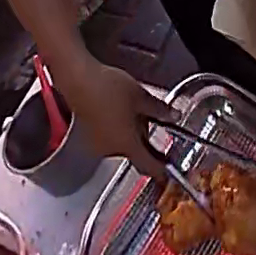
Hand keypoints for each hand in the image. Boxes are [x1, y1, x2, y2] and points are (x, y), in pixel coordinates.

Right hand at [54, 59, 172, 178]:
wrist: (81, 82)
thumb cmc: (110, 89)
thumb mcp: (142, 97)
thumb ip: (160, 110)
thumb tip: (174, 116)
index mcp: (126, 144)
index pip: (147, 165)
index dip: (160, 170)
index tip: (166, 172)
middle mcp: (110, 150)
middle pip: (134, 150)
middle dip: (144, 134)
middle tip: (151, 113)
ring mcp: (97, 145)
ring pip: (121, 142)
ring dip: (131, 129)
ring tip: (133, 105)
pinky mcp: (88, 137)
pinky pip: (109, 138)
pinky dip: (118, 127)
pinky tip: (118, 107)